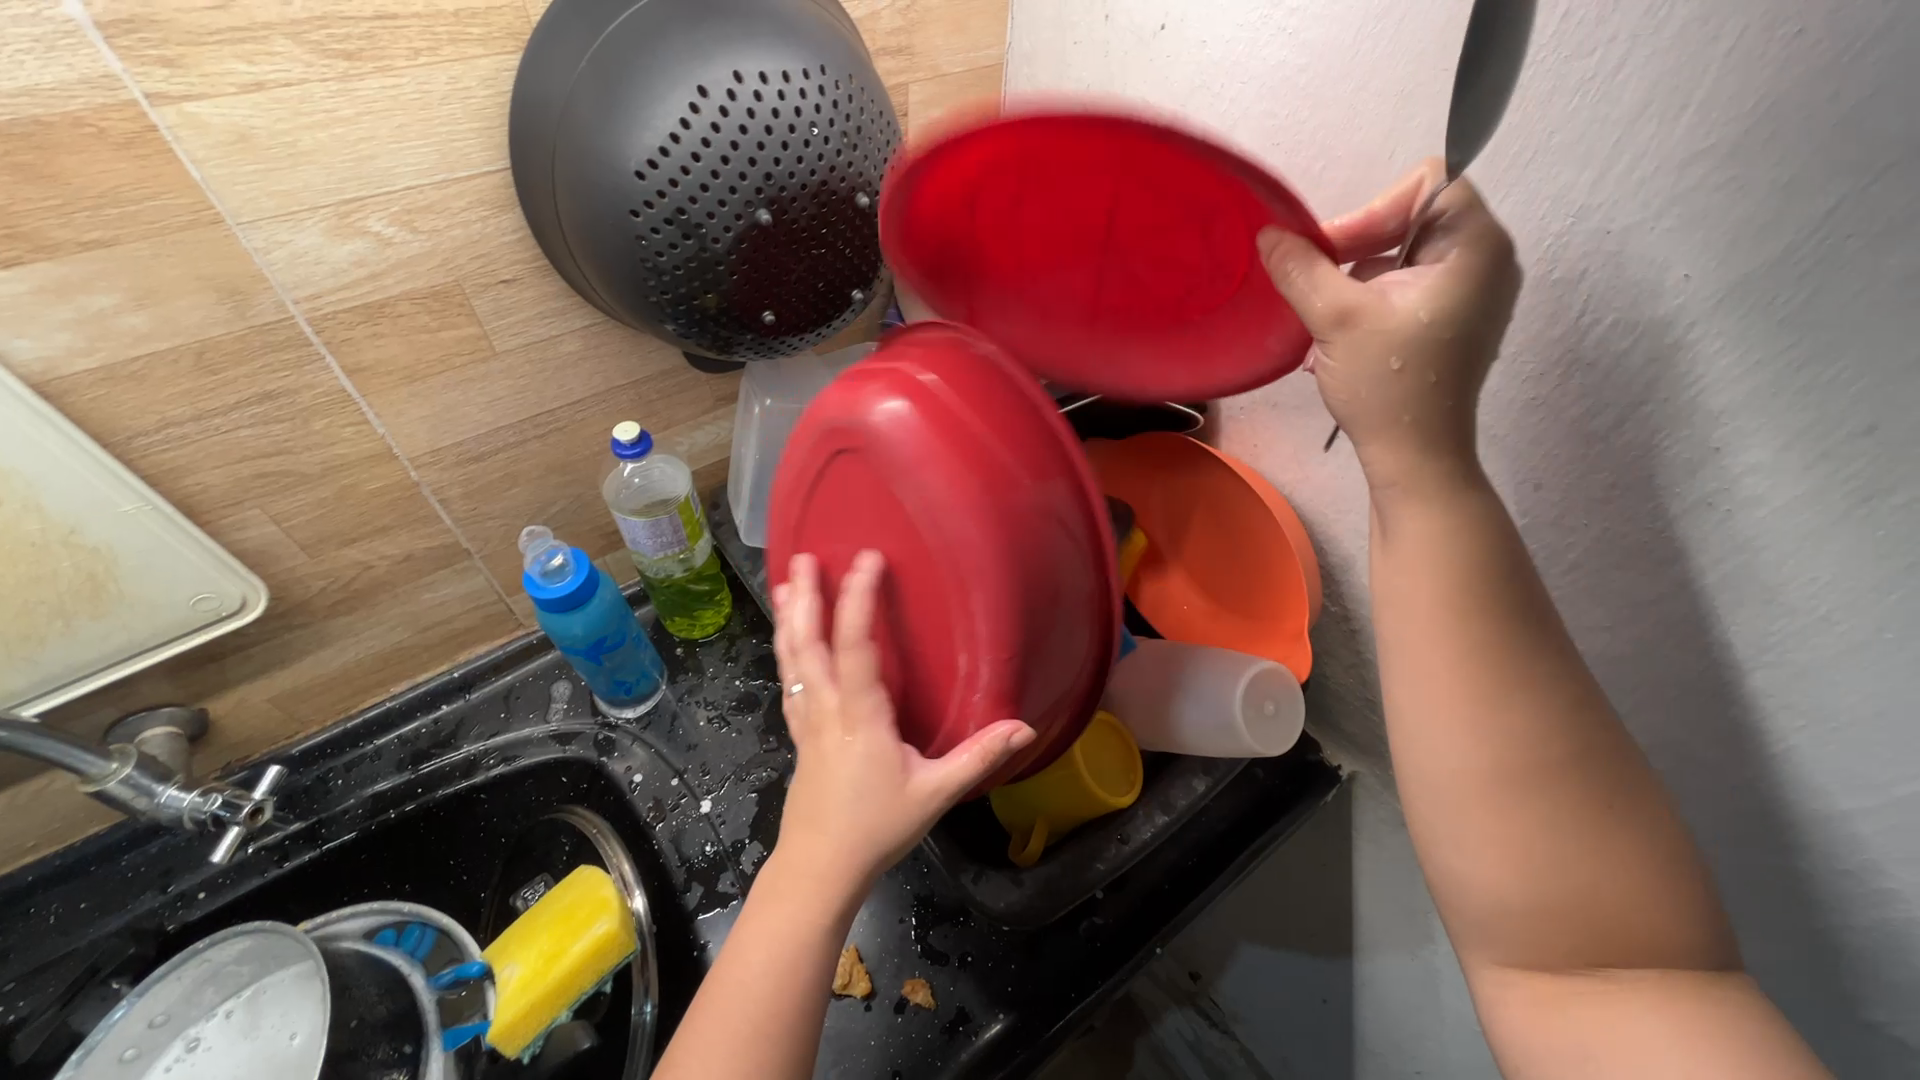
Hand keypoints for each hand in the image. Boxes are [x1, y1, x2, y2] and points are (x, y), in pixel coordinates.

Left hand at [771, 551, 1035, 888]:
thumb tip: (1026, 729)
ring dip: (787, 620)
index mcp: (861, 717)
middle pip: (808, 645)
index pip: (856, 647)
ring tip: (782, 585)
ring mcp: (807, 723)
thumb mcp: (936, 794)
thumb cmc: (877, 829)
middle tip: (803, 557)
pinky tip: (786, 645)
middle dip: (806, 599)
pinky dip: (786, 655)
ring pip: (791, 662)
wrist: (820, 869)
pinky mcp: (799, 738)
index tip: (866, 560)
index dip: (859, 600)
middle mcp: (827, 711)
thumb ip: (979, 758)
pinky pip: (789, 685)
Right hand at [1258, 159, 1521, 492]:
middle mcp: (1486, 259)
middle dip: (1358, 243)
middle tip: (1318, 280)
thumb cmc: (1388, 386)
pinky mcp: (1455, 317)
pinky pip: (1409, 280)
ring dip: (1357, 273)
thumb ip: (1301, 268)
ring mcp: (1473, 291)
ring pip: (1406, 250)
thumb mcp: (1336, 320)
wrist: (1416, 456)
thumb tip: (1268, 234)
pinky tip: (1343, 330)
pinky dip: (1371, 294)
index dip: (1373, 209)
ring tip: (1328, 313)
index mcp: (1476, 246)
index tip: (1336, 253)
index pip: (1428, 182)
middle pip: (1415, 214)